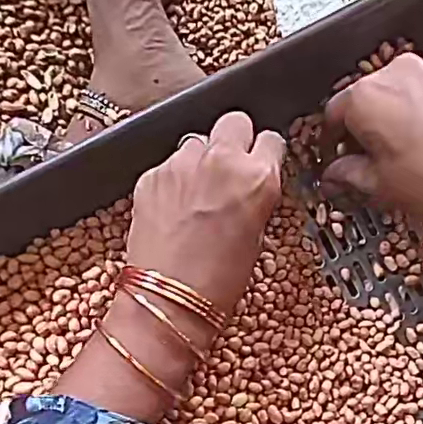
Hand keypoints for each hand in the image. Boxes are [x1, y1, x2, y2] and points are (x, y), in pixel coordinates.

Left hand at [126, 110, 285, 316]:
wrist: (169, 301)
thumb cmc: (218, 283)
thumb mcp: (257, 238)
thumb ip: (256, 197)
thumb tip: (251, 184)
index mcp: (258, 178)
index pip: (272, 140)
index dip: (266, 154)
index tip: (261, 163)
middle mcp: (221, 161)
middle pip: (235, 121)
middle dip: (235, 140)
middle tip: (230, 168)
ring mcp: (181, 164)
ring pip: (197, 140)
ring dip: (201, 158)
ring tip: (198, 194)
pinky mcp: (150, 175)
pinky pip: (168, 164)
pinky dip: (173, 179)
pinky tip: (174, 208)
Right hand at [318, 53, 422, 228]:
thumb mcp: (378, 184)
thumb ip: (347, 174)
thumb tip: (337, 173)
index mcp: (364, 95)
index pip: (331, 115)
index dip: (330, 142)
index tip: (335, 160)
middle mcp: (394, 74)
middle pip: (362, 100)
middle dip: (360, 130)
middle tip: (363, 163)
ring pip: (392, 97)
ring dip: (387, 123)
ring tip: (396, 160)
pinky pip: (419, 96)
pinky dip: (413, 118)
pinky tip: (420, 148)